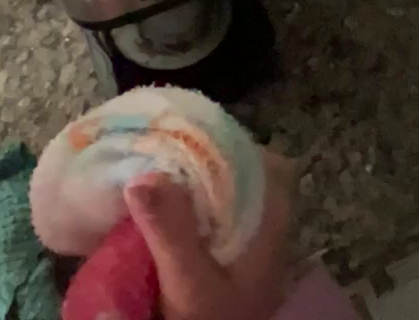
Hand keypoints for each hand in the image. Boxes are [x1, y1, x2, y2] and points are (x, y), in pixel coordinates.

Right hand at [125, 153, 295, 319]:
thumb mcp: (189, 286)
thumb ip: (171, 232)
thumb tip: (143, 174)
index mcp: (268, 231)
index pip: (275, 168)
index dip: (240, 144)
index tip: (195, 132)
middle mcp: (261, 235)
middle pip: (244, 177)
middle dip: (205, 157)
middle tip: (161, 141)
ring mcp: (241, 252)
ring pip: (222, 198)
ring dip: (189, 182)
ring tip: (150, 161)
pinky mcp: (219, 265)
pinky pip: (203, 221)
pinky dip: (180, 208)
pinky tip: (150, 203)